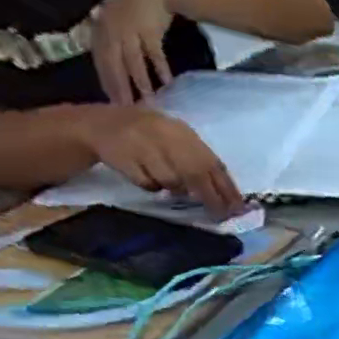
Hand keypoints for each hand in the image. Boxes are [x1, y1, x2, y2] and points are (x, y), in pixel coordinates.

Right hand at [81, 106, 243, 216]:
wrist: (99, 124)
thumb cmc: (150, 137)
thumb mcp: (178, 141)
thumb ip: (201, 162)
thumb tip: (226, 193)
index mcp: (182, 132)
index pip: (212, 163)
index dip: (227, 187)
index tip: (239, 207)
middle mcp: (165, 135)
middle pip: (195, 174)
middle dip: (211, 197)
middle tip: (220, 215)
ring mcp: (143, 146)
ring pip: (172, 182)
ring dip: (176, 189)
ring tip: (169, 182)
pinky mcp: (124, 158)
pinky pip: (148, 184)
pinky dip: (151, 185)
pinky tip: (145, 175)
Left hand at [92, 0, 178, 103]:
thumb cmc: (133, 8)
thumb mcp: (115, 22)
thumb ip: (111, 41)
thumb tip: (112, 65)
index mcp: (101, 31)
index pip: (101, 61)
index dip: (106, 82)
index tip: (113, 103)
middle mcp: (111, 31)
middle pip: (114, 64)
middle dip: (120, 87)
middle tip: (128, 109)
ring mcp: (130, 31)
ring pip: (133, 61)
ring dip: (141, 82)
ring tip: (149, 101)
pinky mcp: (149, 31)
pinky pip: (154, 53)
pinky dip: (160, 68)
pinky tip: (166, 82)